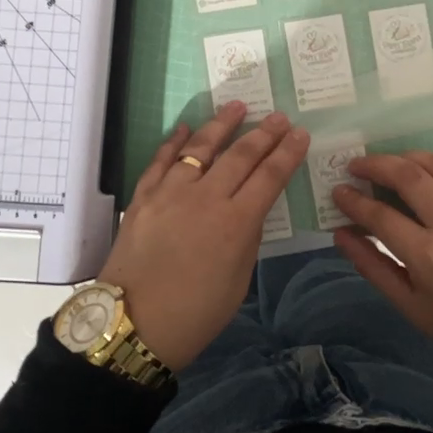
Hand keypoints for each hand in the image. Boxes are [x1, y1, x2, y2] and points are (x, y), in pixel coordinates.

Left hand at [98, 102, 309, 370]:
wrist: (132, 326)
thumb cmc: (195, 315)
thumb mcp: (237, 281)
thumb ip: (247, 238)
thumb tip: (251, 209)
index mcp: (235, 224)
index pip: (269, 177)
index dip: (287, 154)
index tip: (300, 134)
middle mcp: (205, 199)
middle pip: (240, 156)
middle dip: (263, 133)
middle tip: (279, 117)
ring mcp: (170, 194)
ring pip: (200, 148)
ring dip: (221, 124)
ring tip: (237, 106)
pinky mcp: (143, 197)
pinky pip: (161, 160)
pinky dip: (175, 142)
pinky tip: (186, 129)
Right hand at [331, 151, 432, 345]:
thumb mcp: (405, 301)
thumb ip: (370, 263)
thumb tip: (340, 232)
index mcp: (428, 257)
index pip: (381, 216)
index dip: (354, 201)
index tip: (339, 191)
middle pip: (409, 177)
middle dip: (376, 165)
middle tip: (357, 165)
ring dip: (407, 157)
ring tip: (388, 162)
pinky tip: (423, 171)